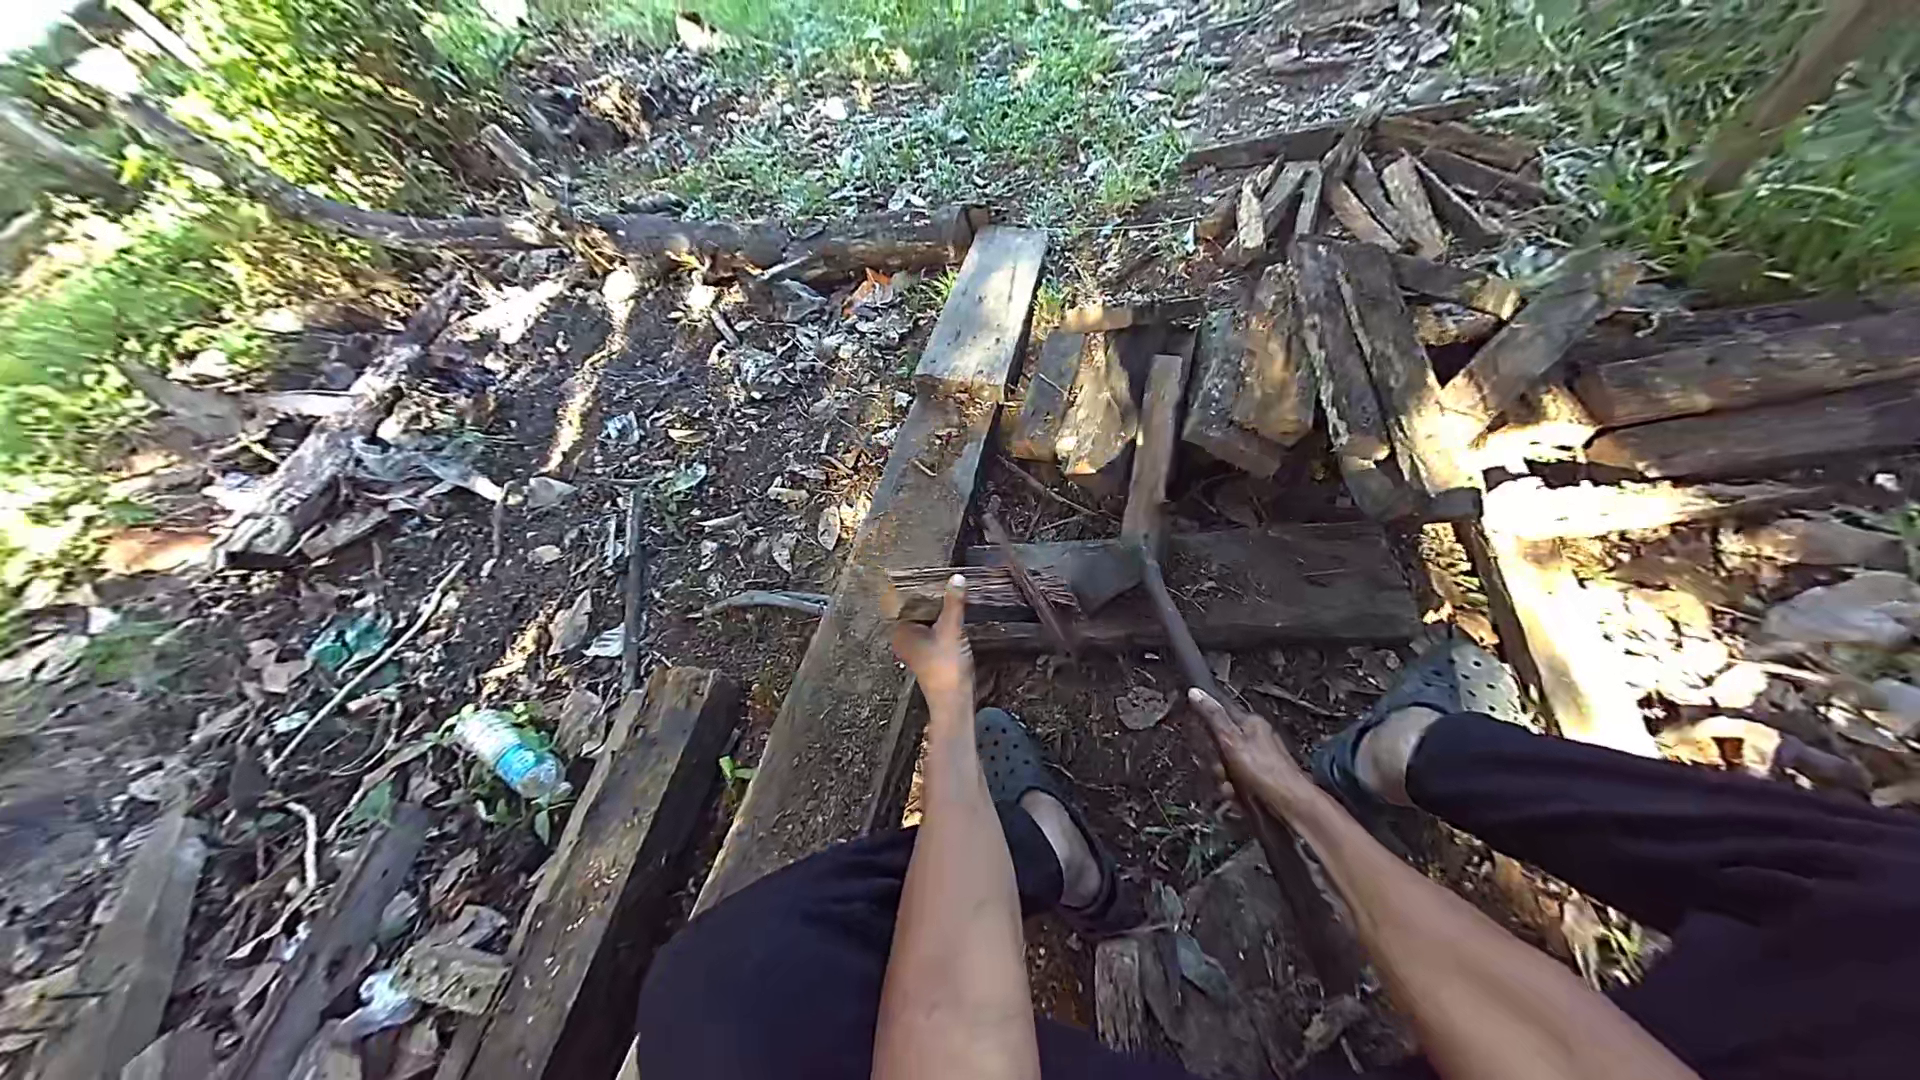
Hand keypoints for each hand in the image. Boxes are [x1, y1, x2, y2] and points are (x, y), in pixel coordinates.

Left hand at [892, 574, 974, 716]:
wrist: (954, 701)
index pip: (898, 600)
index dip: (909, 584)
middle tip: (938, 574)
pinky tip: (951, 610)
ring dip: (934, 606)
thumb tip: (957, 578)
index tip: (920, 569)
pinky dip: (938, 619)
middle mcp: (903, 637)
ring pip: (922, 618)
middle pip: (911, 607)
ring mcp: (914, 646)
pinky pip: (930, 628)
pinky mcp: (927, 652)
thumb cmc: (946, 668)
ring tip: (946, 587)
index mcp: (899, 630)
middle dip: (924, 594)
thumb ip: (953, 602)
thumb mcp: (951, 629)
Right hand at [1188, 688, 1315, 814]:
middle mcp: (1256, 741)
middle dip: (1215, 759)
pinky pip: (1236, 783)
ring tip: (1230, 785)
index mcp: (1252, 724)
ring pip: (1225, 766)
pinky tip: (1237, 796)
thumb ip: (1213, 716)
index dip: (1206, 724)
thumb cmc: (1266, 772)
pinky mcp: (1259, 784)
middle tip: (1220, 766)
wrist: (1291, 810)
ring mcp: (1258, 764)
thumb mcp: (1231, 739)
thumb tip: (1196, 692)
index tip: (1199, 734)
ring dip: (1223, 778)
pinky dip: (1233, 791)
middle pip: (1220, 744)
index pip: (1221, 713)